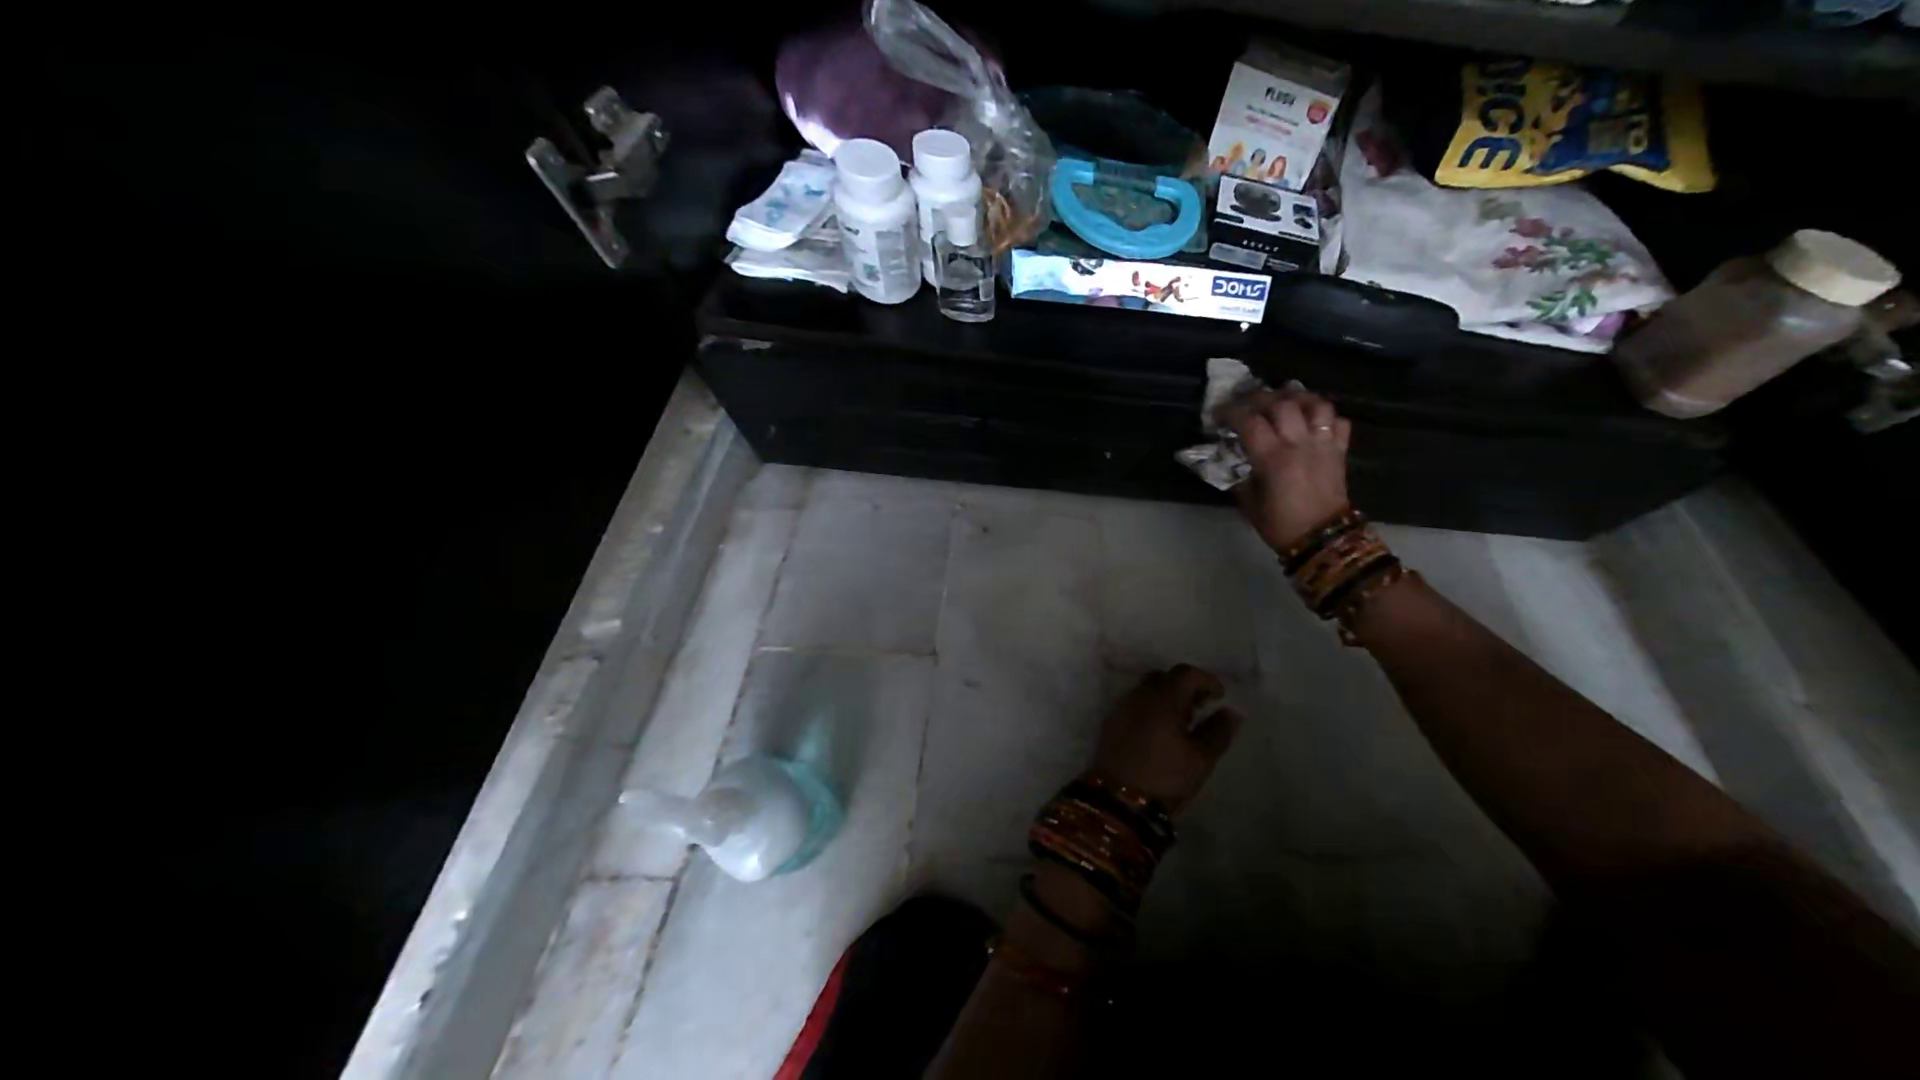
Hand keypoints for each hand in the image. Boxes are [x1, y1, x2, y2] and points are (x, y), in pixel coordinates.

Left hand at [1091, 665, 1244, 813]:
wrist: (1118, 800)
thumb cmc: (1165, 777)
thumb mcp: (1201, 759)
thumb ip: (1218, 731)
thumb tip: (1230, 712)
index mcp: (1162, 700)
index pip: (1185, 673)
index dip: (1206, 680)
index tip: (1219, 697)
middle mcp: (1138, 697)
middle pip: (1163, 677)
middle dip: (1184, 686)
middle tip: (1200, 707)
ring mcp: (1121, 709)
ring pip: (1146, 690)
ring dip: (1166, 697)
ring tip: (1181, 722)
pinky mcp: (1110, 723)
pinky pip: (1134, 704)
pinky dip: (1150, 708)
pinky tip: (1160, 732)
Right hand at [1225, 382, 1352, 551]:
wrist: (1322, 539)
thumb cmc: (1279, 524)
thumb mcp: (1248, 502)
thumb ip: (1238, 475)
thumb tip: (1228, 457)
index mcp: (1273, 459)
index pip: (1250, 421)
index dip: (1231, 413)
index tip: (1219, 415)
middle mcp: (1300, 444)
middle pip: (1282, 403)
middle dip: (1260, 398)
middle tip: (1247, 403)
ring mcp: (1324, 445)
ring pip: (1316, 405)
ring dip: (1298, 397)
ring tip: (1284, 400)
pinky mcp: (1340, 450)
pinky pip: (1338, 422)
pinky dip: (1325, 416)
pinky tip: (1311, 420)